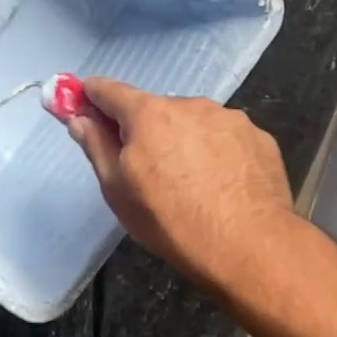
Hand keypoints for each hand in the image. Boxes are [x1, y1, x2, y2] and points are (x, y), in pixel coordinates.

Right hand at [65, 77, 297, 284]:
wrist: (248, 246)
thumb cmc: (170, 219)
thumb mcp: (117, 189)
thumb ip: (95, 146)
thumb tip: (78, 119)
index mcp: (148, 114)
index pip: (109, 90)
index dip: (91, 95)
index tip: (82, 103)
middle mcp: (189, 105)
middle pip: (154, 109)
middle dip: (144, 129)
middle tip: (145, 168)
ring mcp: (228, 118)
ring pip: (192, 122)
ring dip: (183, 140)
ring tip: (190, 182)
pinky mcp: (258, 137)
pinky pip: (224, 137)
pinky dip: (215, 152)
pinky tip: (220, 184)